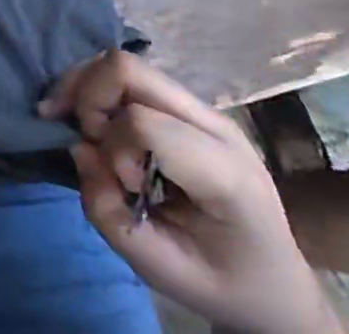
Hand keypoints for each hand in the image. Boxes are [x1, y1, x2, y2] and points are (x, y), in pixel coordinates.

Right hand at [40, 51, 344, 333]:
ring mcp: (202, 109)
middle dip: (85, 95)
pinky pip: (132, 79)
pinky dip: (99, 92)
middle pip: (128, 68)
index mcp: (223, 170)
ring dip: (87, 90)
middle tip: (78, 135)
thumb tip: (80, 150)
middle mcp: (214, 123)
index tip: (124, 187)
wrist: (277, 283)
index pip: (143, 121)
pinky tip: (89, 121)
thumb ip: (110, 213)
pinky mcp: (187, 108)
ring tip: (71, 123)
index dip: (113, 148)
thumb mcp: (162, 271)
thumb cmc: (223, 284)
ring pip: (125, 64)